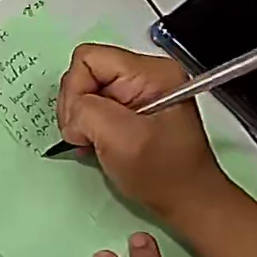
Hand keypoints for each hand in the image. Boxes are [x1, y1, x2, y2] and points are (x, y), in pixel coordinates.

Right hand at [55, 44, 234, 221]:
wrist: (184, 197)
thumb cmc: (160, 170)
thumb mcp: (120, 137)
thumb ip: (86, 110)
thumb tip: (72, 107)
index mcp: (149, 72)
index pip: (87, 59)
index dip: (76, 90)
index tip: (88, 123)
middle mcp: (142, 74)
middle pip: (81, 74)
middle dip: (75, 107)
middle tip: (91, 135)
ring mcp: (133, 90)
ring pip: (80, 91)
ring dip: (78, 119)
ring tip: (95, 140)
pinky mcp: (126, 106)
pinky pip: (87, 104)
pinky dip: (83, 125)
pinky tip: (96, 140)